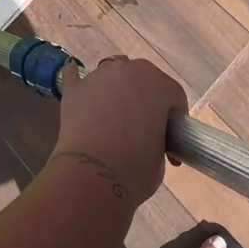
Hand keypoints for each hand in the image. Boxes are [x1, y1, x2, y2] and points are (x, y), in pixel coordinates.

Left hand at [46, 56, 187, 204]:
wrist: (93, 176)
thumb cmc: (135, 170)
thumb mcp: (161, 156)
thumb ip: (159, 135)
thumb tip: (149, 137)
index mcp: (158, 86)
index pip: (174, 93)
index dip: (174, 116)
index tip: (170, 137)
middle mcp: (129, 71)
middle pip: (143, 76)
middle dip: (146, 95)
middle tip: (143, 124)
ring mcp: (99, 75)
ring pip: (113, 71)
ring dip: (117, 87)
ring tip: (113, 114)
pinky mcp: (75, 87)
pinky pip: (76, 75)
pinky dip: (82, 84)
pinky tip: (83, 93)